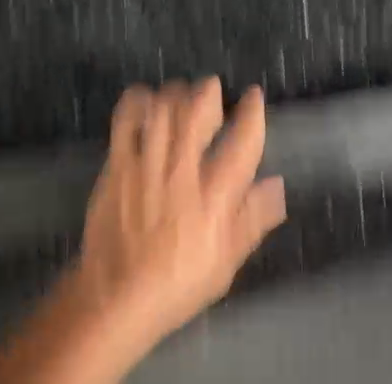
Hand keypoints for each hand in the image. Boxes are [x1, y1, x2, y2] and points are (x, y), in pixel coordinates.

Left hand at [66, 78, 287, 350]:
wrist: (115, 298)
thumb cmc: (176, 284)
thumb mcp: (226, 262)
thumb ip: (252, 219)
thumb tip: (276, 184)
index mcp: (215, 197)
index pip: (243, 139)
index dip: (252, 111)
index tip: (254, 96)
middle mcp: (183, 172)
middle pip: (199, 109)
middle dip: (209, 91)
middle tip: (212, 92)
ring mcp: (147, 166)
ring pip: (164, 107)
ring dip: (177, 94)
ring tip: (182, 97)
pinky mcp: (117, 166)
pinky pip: (126, 119)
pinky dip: (138, 102)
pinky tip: (146, 103)